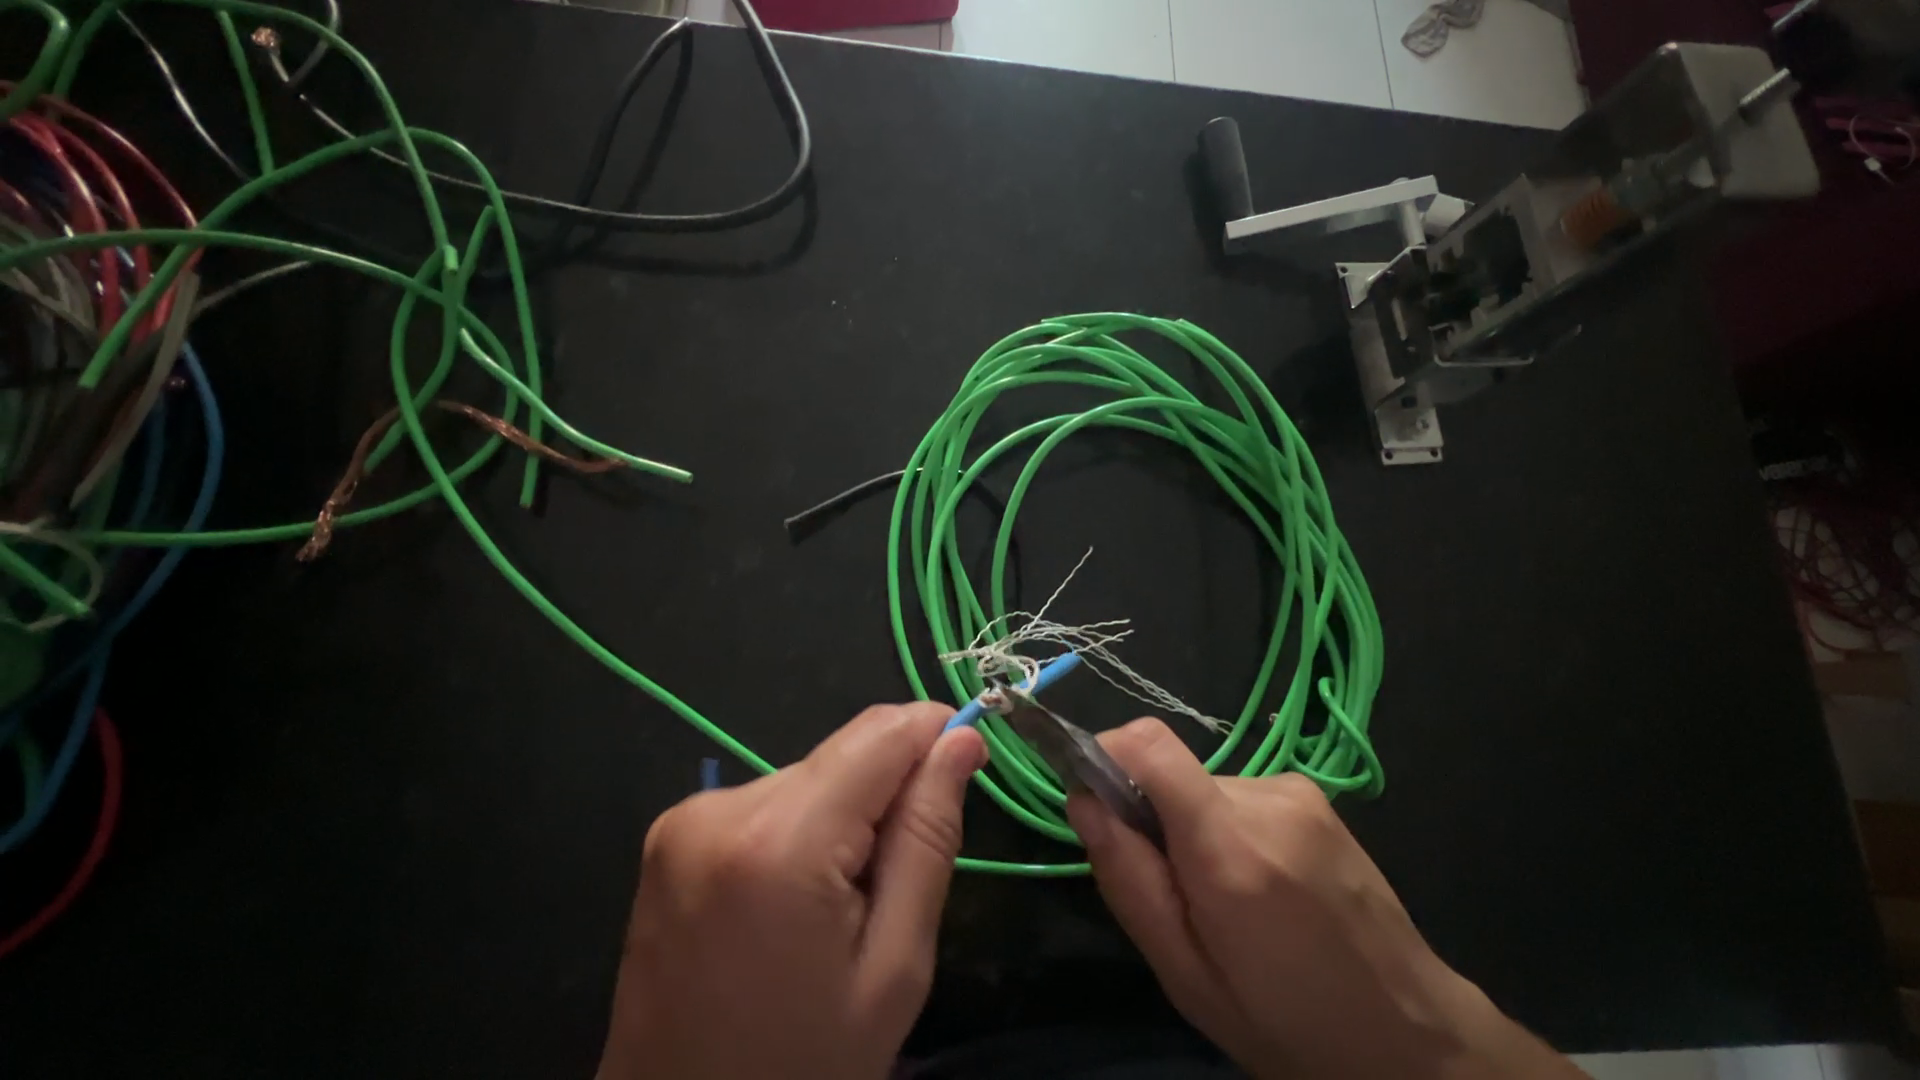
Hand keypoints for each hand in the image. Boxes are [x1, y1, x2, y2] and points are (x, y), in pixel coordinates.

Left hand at [598, 703, 986, 1079]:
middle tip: (893, 884)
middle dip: (885, 796)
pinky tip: (791, 902)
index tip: (971, 762)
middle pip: (842, 756)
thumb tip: (961, 740)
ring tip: (836, 907)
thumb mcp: (894, 966)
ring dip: (840, 819)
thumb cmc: (804, 1062)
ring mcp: (685, 820)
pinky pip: (765, 802)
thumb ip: (928, 838)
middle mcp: (721, 808)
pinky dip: (798, 832)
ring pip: (807, 777)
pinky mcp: (670, 836)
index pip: (879, 733)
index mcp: (779, 840)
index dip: (934, 733)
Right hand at [1068, 718, 1583, 1079]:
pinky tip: (1261, 889)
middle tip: (1177, 896)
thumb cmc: (1285, 1021)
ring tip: (1227, 902)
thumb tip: (1082, 798)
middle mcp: (1267, 800)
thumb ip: (1127, 879)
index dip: (1104, 753)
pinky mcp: (1316, 798)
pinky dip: (1228, 828)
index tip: (1093, 803)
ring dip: (1194, 830)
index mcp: (1230, 849)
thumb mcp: (1185, 973)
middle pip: (1171, 775)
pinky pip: (1239, 795)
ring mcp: (1299, 793)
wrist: (1410, 1034)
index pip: (1149, 745)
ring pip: (1203, 788)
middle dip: (1152, 820)